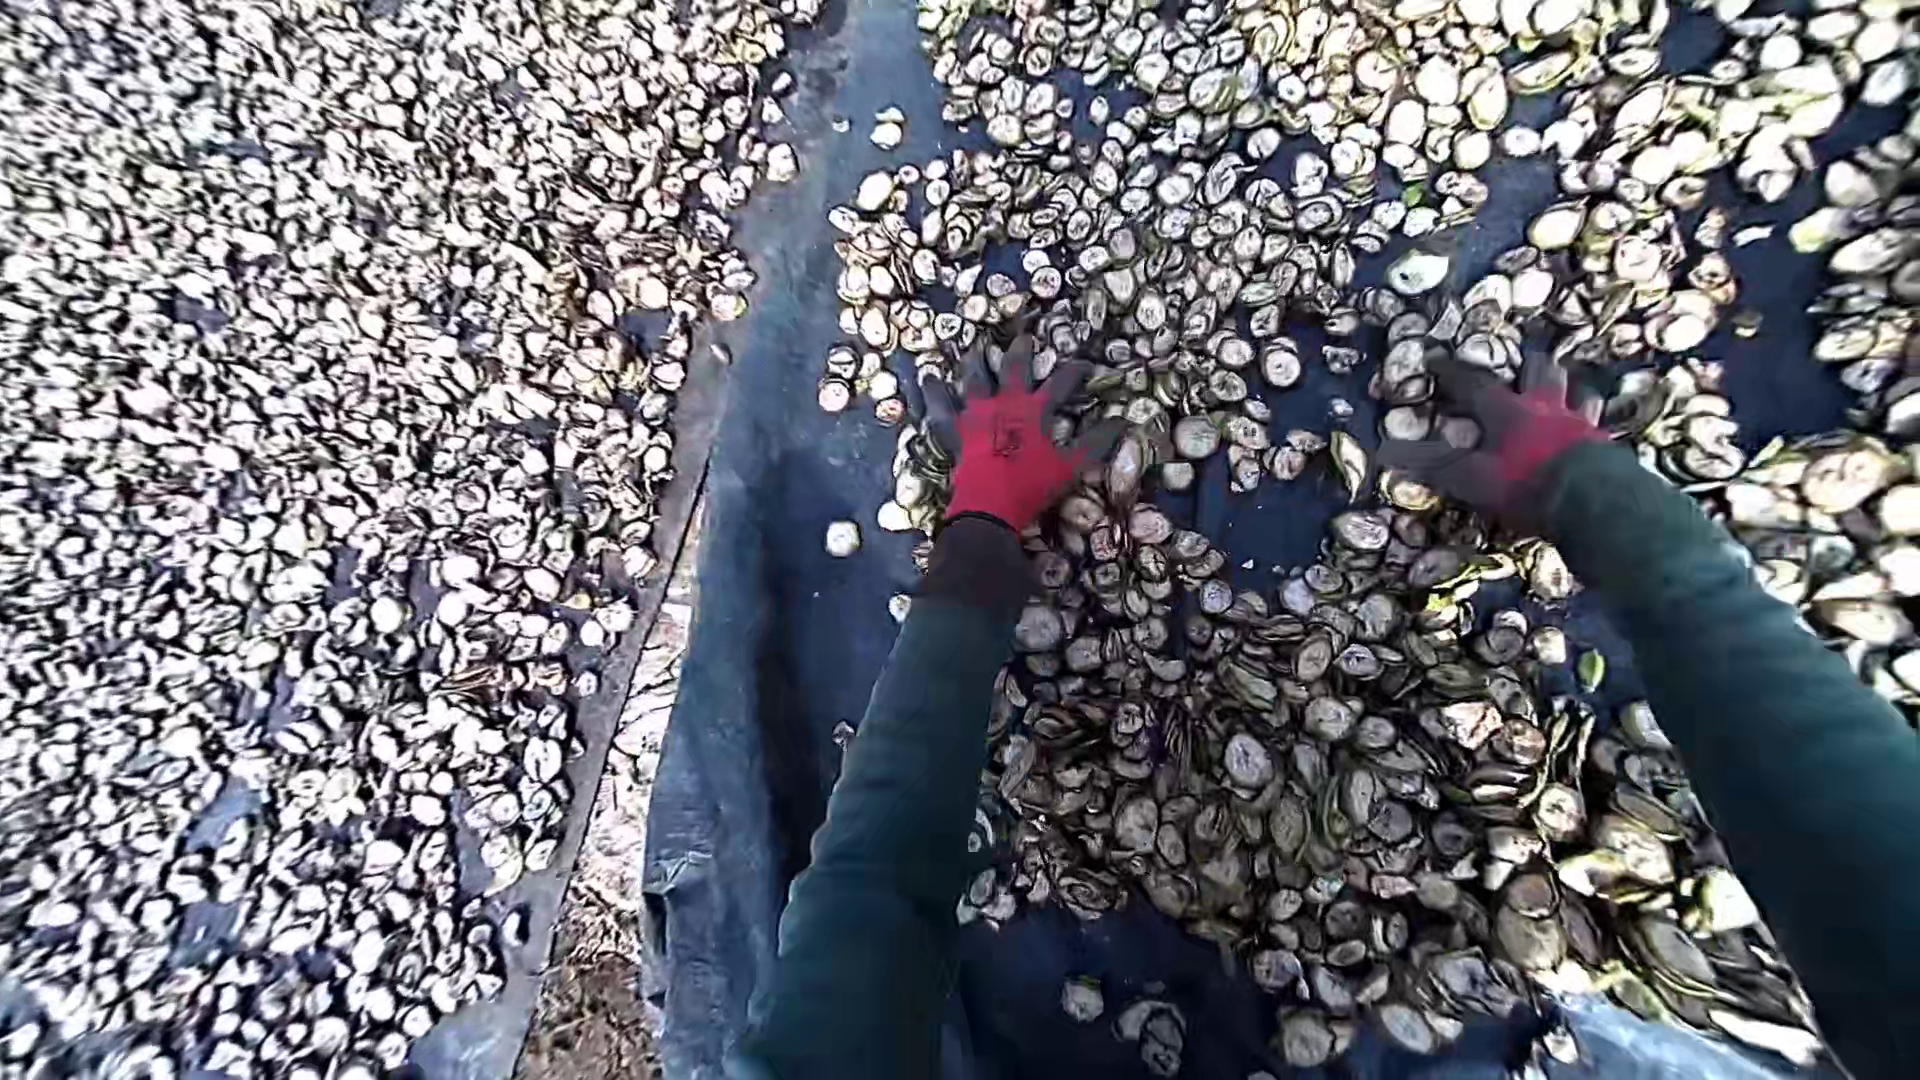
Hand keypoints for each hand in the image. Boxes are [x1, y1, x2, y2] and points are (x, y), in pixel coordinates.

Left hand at [922, 333, 1123, 532]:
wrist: (989, 504)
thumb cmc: (1031, 485)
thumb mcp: (1070, 466)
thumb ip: (1096, 442)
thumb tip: (1124, 420)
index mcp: (1035, 410)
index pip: (1061, 382)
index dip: (1076, 372)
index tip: (1086, 365)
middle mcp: (1005, 403)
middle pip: (1014, 367)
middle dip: (1022, 350)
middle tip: (1025, 336)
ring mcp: (977, 415)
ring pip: (975, 378)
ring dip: (977, 361)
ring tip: (976, 346)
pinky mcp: (955, 431)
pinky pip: (941, 407)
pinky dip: (934, 393)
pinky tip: (928, 377)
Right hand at [1378, 352, 1606, 526]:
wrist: (1596, 502)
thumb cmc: (1523, 483)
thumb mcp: (1466, 476)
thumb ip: (1429, 463)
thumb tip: (1382, 451)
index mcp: (1510, 412)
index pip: (1476, 383)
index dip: (1454, 372)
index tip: (1438, 361)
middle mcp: (1549, 410)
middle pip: (1543, 374)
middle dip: (1530, 365)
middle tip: (1524, 361)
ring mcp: (1583, 426)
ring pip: (1580, 394)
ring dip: (1570, 390)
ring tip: (1564, 390)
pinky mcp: (1606, 447)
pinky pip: (1598, 425)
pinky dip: (1588, 422)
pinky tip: (1585, 430)